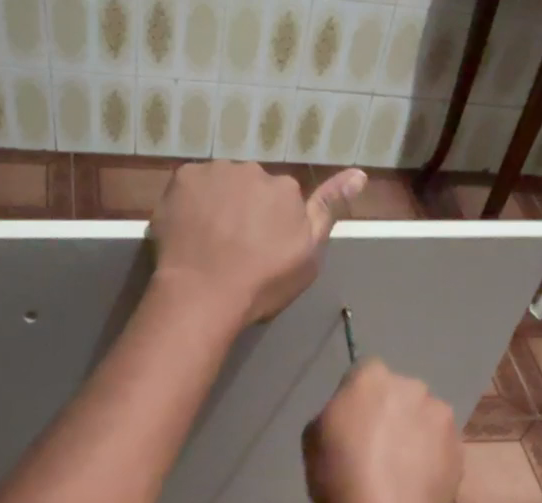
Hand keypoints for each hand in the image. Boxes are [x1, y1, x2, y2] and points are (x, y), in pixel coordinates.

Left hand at [150, 161, 365, 324]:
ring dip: (217, 204)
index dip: (272, 226)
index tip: (262, 251)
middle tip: (233, 248)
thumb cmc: (262, 283)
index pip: (281, 200)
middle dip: (244, 210)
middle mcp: (253, 170)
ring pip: (220, 184)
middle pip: (250, 187)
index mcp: (286, 189)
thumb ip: (329, 211)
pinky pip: (190, 186)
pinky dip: (190, 203)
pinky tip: (189, 231)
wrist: (204, 293)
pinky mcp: (181, 178)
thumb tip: (359, 173)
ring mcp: (215, 172)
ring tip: (208, 242)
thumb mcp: (308, 256)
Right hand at [303, 360, 461, 502]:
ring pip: (423, 417)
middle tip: (376, 448)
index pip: (365, 372)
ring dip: (413, 433)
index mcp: (372, 379)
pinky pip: (439, 444)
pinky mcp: (460, 446)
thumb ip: (334, 415)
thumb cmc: (341, 479)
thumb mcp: (313, 442)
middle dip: (390, 412)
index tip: (351, 424)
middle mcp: (413, 387)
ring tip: (400, 470)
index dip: (358, 398)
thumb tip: (351, 418)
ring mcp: (442, 416)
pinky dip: (430, 457)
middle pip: (399, 393)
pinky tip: (416, 483)